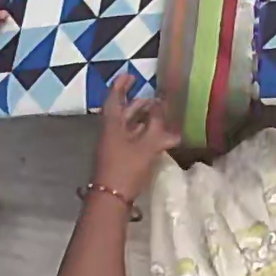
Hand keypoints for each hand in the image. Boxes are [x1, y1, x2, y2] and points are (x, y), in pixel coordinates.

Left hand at [93, 73, 179, 195]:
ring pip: (131, 128)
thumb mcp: (146, 144)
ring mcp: (114, 147)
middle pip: (125, 113)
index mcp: (112, 123)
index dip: (122, 84)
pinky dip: (147, 138)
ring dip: (146, 122)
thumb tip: (159, 106)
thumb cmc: (126, 167)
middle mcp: (111, 132)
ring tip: (163, 118)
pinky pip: (134, 142)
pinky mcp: (120, 159)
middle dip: (140, 105)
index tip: (131, 75)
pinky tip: (163, 141)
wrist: (111, 200)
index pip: (115, 97)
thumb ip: (155, 124)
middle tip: (155, 99)